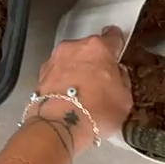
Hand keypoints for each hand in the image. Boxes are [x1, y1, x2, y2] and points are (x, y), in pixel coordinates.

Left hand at [27, 27, 133, 153]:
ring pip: (71, 61)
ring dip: (76, 72)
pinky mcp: (41, 75)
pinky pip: (57, 75)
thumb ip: (122, 81)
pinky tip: (69, 99)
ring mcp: (55, 60)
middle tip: (101, 82)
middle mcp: (75, 48)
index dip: (117, 43)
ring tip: (83, 95)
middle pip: (89, 49)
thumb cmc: (93, 111)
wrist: (59, 126)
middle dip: (95, 63)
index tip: (118, 46)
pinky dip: (62, 83)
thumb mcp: (124, 99)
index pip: (112, 37)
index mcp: (99, 48)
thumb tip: (118, 77)